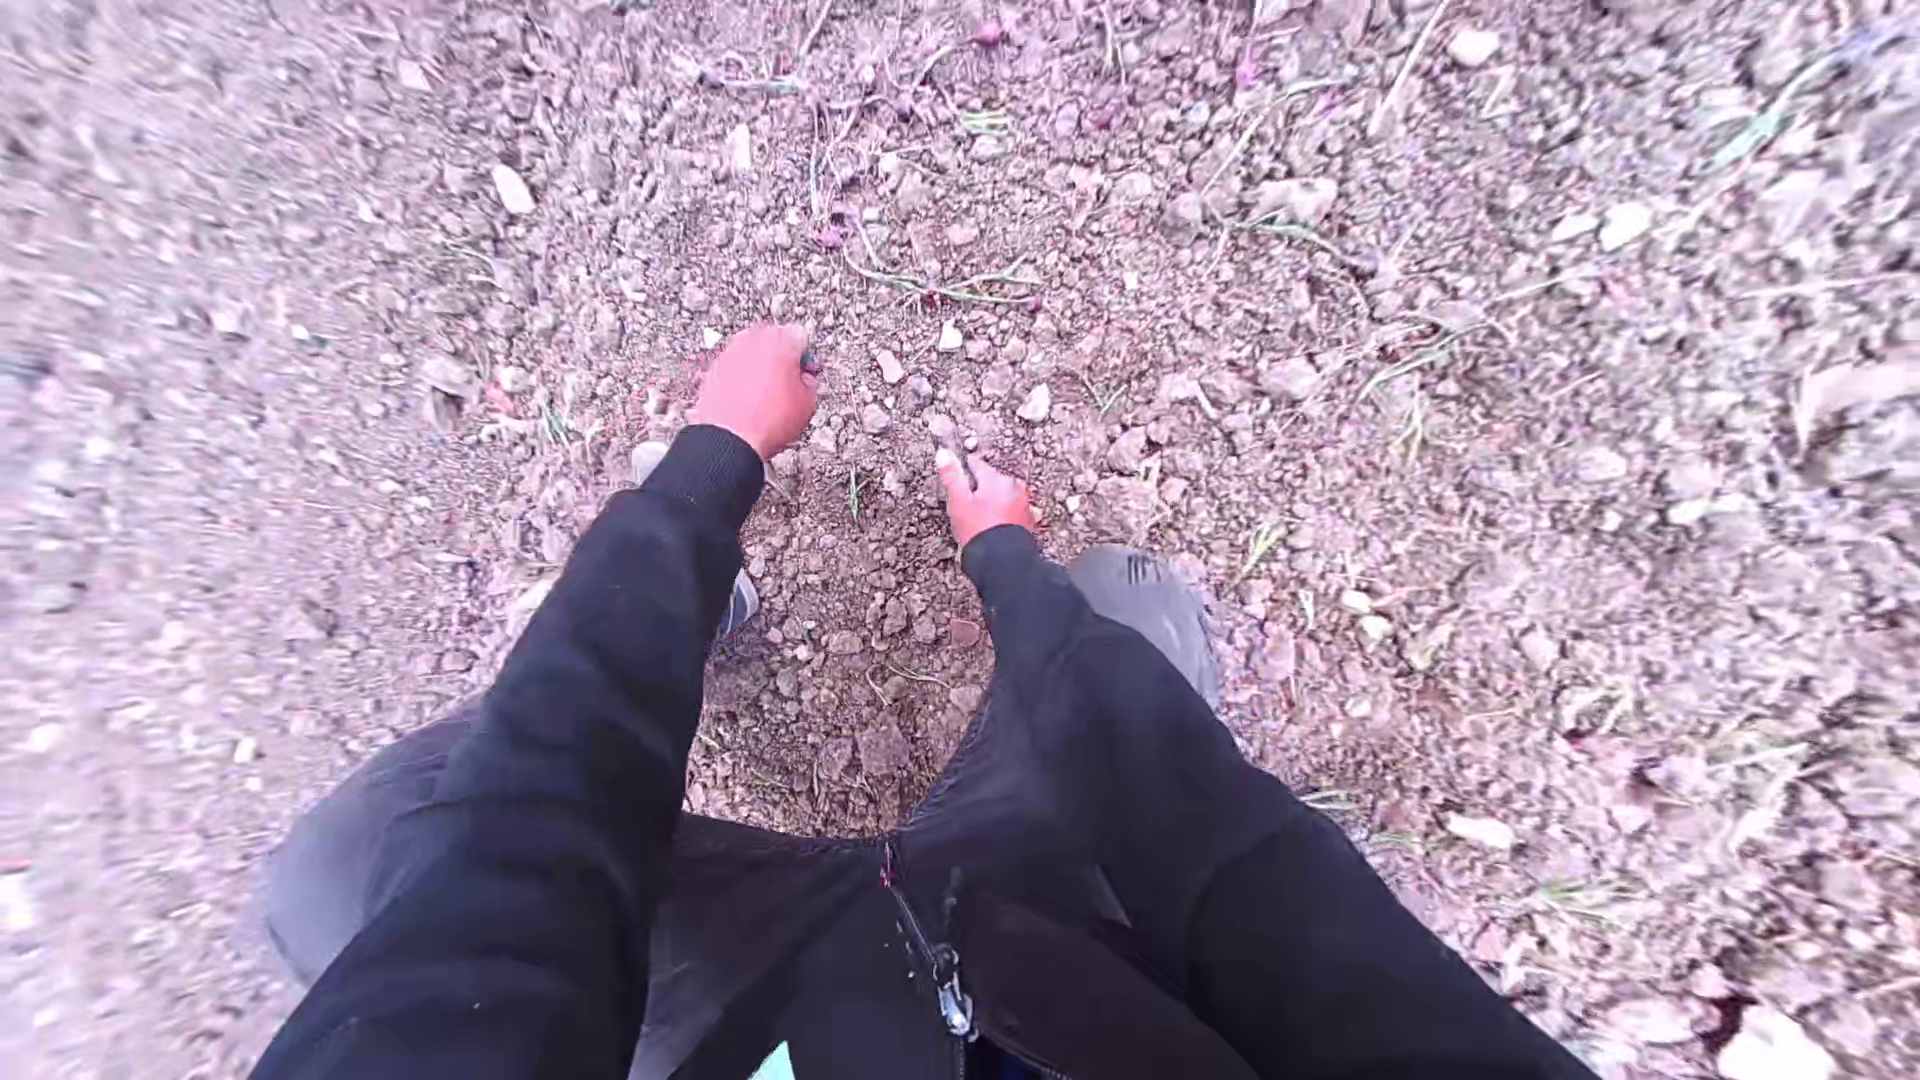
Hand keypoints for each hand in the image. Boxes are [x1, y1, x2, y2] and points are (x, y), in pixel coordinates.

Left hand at [693, 324, 817, 459]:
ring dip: (760, 368)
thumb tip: (805, 379)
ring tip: (766, 397)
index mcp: (780, 341)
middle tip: (788, 385)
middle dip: (781, 359)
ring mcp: (729, 353)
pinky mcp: (712, 369)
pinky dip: (741, 380)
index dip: (806, 359)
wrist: (731, 438)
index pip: (800, 337)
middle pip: (772, 341)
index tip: (807, 375)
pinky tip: (748, 402)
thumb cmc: (769, 420)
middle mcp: (752, 340)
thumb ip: (810, 382)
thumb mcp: (808, 403)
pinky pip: (734, 369)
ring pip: (751, 354)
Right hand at [935, 447, 1036, 548]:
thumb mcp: (958, 501)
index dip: (965, 468)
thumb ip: (951, 476)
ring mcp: (1023, 504)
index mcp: (995, 479)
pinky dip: (1004, 514)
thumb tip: (943, 453)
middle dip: (980, 487)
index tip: (959, 469)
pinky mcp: (1028, 521)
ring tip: (980, 516)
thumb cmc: (979, 530)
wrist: (1003, 560)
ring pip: (1003, 495)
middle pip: (992, 480)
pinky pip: (1013, 511)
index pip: (977, 464)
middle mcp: (1013, 487)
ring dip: (994, 501)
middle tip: (966, 500)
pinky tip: (995, 525)